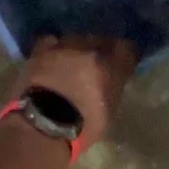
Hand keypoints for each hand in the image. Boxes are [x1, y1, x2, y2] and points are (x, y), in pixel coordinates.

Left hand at [14, 36, 137, 145]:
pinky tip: (54, 57)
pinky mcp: (42, 51)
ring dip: (78, 49)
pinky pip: (52, 42)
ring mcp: (65, 48)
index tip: (124, 63)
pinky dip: (55, 48)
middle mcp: (90, 50)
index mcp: (111, 67)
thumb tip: (113, 79)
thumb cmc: (81, 128)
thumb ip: (114, 88)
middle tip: (97, 65)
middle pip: (101, 40)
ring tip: (73, 61)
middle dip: (102, 50)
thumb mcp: (108, 112)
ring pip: (77, 39)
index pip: (127, 49)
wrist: (41, 127)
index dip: (126, 55)